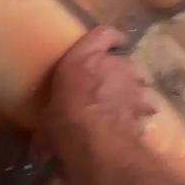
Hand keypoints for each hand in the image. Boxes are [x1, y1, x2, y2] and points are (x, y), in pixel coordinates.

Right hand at [39, 27, 155, 165]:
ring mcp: (133, 84)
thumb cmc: (65, 120)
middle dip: (117, 74)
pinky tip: (132, 127)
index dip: (110, 38)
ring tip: (120, 110)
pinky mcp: (146, 106)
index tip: (114, 41)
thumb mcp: (49, 118)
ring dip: (131, 93)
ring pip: (137, 83)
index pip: (103, 34)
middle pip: (122, 62)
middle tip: (107, 90)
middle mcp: (113, 64)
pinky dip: (141, 114)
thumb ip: (52, 122)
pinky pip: (145, 107)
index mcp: (84, 58)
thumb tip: (38, 150)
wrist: (98, 142)